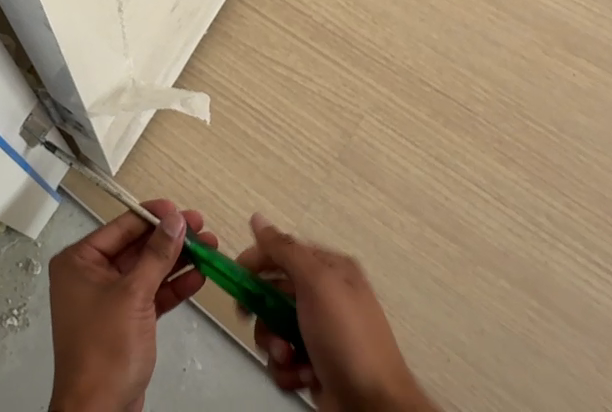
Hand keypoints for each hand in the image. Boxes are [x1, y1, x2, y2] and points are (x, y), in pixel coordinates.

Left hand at [47, 200, 217, 411]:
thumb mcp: (133, 295)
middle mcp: (90, 275)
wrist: (99, 409)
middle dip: (169, 239)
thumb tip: (174, 222)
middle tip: (201, 227)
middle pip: (135, 247)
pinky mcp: (125, 321)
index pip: (119, 227)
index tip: (178, 209)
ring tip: (209, 248)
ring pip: (147, 271)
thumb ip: (156, 255)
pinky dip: (172, 286)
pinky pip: (151, 295)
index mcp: (79, 261)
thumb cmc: (104, 349)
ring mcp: (108, 299)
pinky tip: (198, 276)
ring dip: (176, 261)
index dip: (151, 216)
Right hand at [236, 214, 435, 411]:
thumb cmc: (346, 338)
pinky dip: (286, 367)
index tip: (236, 276)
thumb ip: (284, 250)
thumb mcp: (316, 284)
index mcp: (331, 270)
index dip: (257, 261)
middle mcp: (326, 296)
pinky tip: (301, 375)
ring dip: (274, 344)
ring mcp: (322, 332)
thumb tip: (257, 218)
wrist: (374, 406)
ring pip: (275, 326)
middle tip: (251, 320)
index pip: (284, 252)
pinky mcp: (316, 362)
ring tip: (288, 358)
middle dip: (263, 311)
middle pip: (274, 291)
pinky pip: (285, 356)